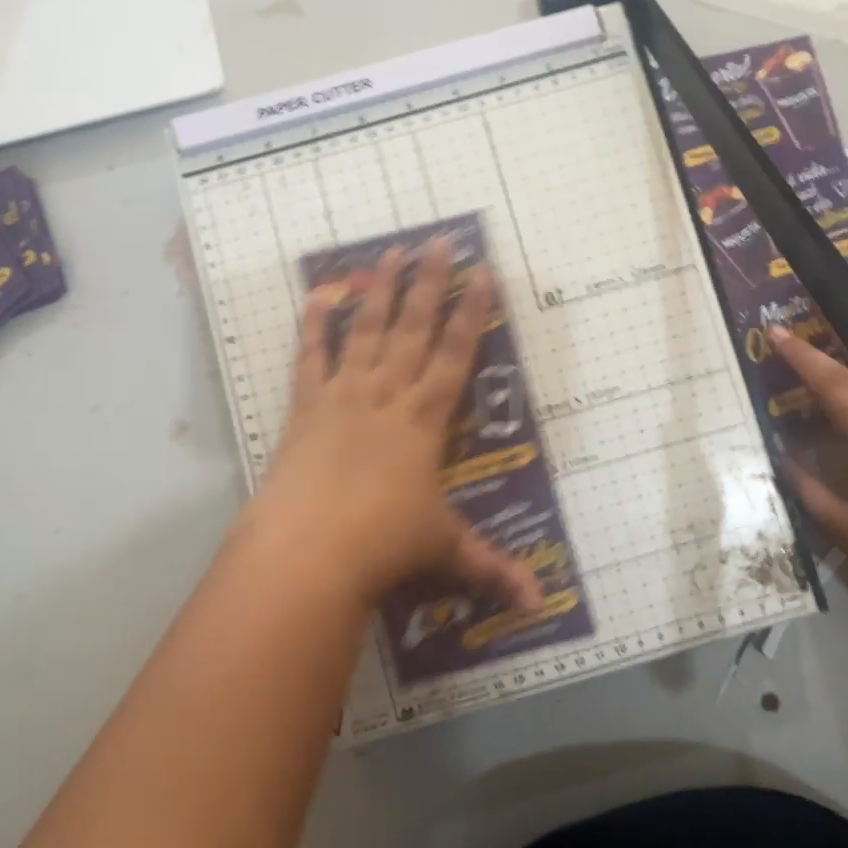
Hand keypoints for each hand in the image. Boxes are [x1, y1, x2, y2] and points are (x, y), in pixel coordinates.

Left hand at [242, 241, 543, 612]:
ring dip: (380, 290)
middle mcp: (387, 396)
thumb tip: (542, 607)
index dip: (471, 313)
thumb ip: (492, 571)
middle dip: (430, 283)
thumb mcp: (445, 553)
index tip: (482, 272)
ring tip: (390, 252)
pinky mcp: (304, 408)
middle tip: (438, 241)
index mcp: (425, 421)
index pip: (455, 355)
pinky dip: (314, 325)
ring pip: (366, 331)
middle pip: (412, 328)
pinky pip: (310, 357)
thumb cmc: (384, 547)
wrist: (307, 551)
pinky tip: (318, 294)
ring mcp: (343, 397)